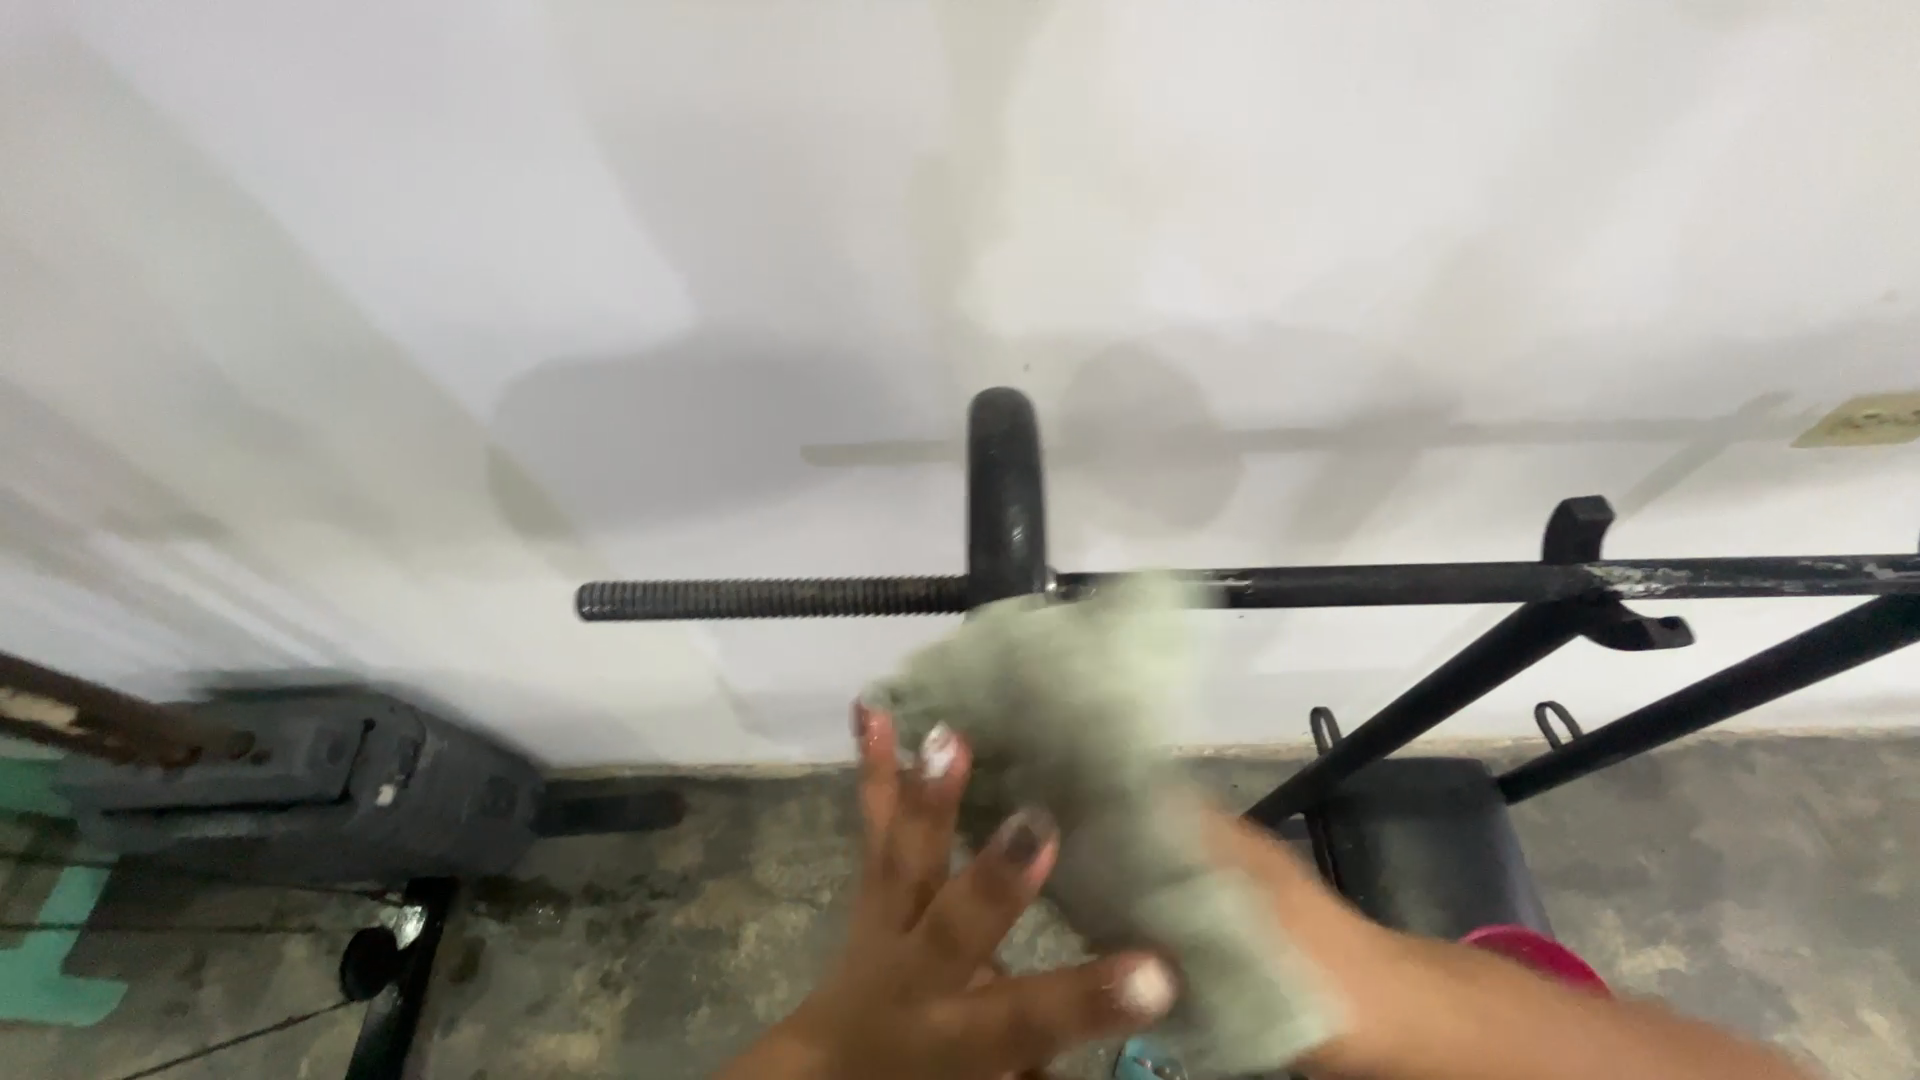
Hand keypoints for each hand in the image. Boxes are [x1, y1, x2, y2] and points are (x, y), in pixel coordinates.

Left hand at [730, 705, 1176, 1079]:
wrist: (837, 1059)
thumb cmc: (932, 1070)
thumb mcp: (993, 1073)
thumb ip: (1050, 1036)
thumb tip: (1137, 984)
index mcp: (962, 1030)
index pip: (1032, 1017)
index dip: (1092, 997)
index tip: (1160, 971)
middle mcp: (919, 968)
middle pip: (957, 925)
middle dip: (998, 878)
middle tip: (1036, 824)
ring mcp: (887, 916)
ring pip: (905, 856)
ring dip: (929, 796)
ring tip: (946, 735)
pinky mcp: (871, 882)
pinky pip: (871, 821)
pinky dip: (873, 765)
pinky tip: (872, 710)